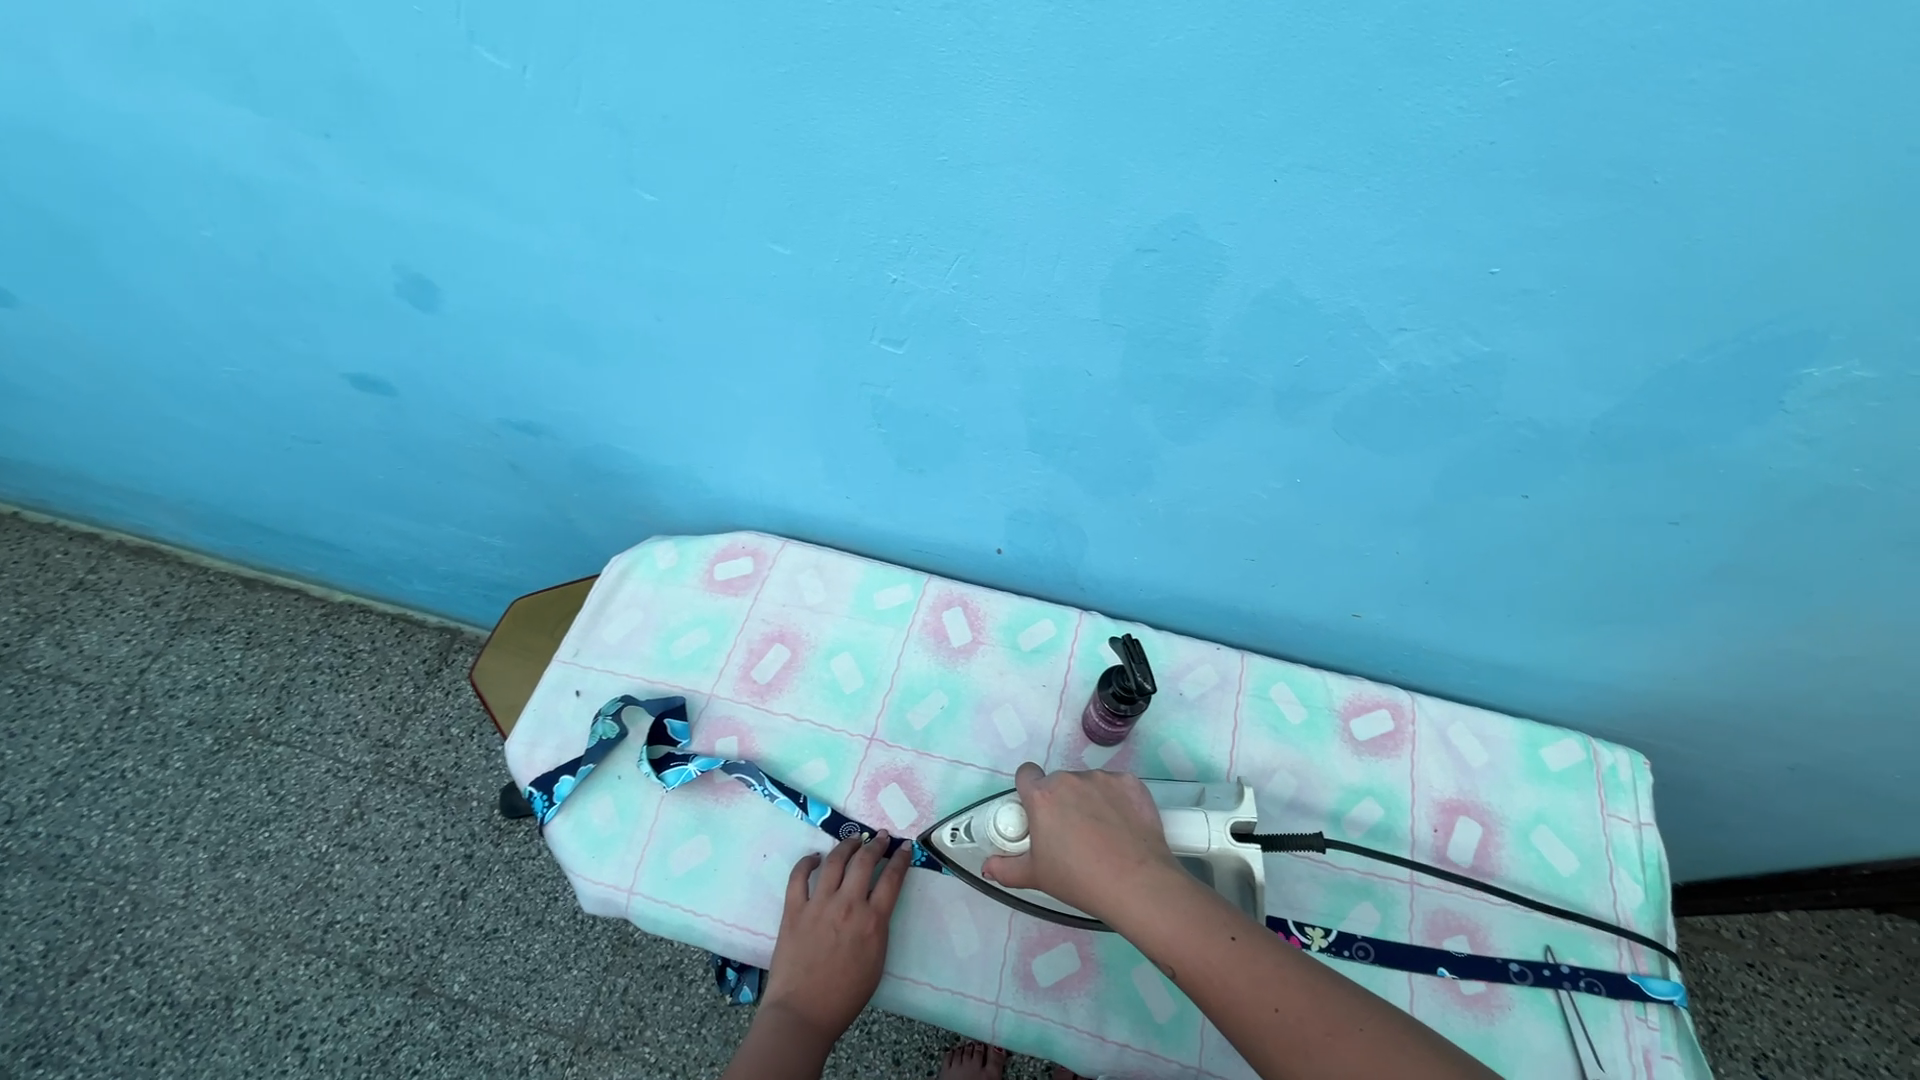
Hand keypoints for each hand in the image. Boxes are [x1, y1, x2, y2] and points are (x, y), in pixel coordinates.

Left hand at [759, 831, 913, 1043]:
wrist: (803, 1012)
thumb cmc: (845, 996)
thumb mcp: (877, 961)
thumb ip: (878, 928)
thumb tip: (877, 906)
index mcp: (873, 921)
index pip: (892, 878)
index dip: (900, 858)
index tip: (904, 847)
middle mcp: (848, 905)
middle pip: (865, 861)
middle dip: (876, 845)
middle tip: (881, 838)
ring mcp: (819, 904)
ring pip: (834, 861)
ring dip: (846, 846)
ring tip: (853, 840)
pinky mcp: (794, 910)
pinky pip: (798, 876)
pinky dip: (807, 862)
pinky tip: (814, 857)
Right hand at [981, 763, 1182, 923]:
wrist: (1137, 883)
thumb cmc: (1079, 879)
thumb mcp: (1036, 876)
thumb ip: (1006, 868)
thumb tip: (988, 867)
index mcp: (1042, 796)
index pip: (1026, 774)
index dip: (1029, 790)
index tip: (1038, 812)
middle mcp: (1070, 779)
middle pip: (1058, 782)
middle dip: (1061, 801)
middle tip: (1071, 834)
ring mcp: (1103, 778)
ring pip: (1088, 784)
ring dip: (1089, 800)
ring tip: (1102, 834)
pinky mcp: (1131, 783)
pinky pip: (1117, 787)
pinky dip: (1117, 801)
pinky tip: (1123, 827)